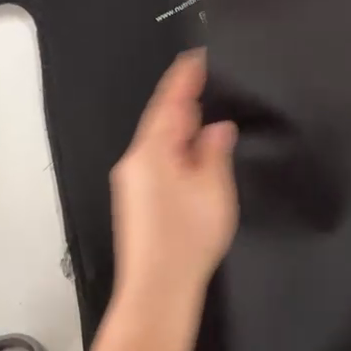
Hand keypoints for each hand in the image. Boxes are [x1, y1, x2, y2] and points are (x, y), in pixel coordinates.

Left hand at [109, 50, 237, 313]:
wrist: (157, 292)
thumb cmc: (185, 242)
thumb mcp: (213, 188)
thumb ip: (215, 150)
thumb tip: (217, 129)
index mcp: (152, 151)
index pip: (170, 100)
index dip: (185, 76)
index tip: (197, 58)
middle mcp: (136, 161)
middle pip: (162, 120)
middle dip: (187, 104)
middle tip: (211, 88)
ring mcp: (133, 182)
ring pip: (161, 142)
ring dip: (183, 131)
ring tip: (210, 124)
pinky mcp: (137, 200)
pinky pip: (158, 161)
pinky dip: (177, 152)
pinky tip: (195, 160)